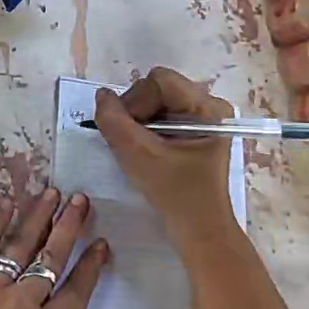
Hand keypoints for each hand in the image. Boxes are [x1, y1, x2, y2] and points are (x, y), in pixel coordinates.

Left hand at [0, 190, 113, 308]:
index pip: (74, 294)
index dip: (91, 268)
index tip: (104, 243)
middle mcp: (17, 307)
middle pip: (48, 260)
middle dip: (68, 227)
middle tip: (82, 199)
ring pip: (16, 247)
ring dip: (35, 218)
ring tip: (51, 192)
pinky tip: (4, 205)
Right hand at [92, 68, 236, 245]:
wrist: (198, 227)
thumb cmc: (175, 192)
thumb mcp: (138, 155)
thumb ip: (114, 121)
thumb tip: (101, 96)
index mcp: (206, 108)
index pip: (158, 81)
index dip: (136, 101)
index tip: (132, 132)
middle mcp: (207, 105)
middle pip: (155, 87)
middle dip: (136, 112)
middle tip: (133, 142)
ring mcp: (200, 116)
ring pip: (152, 100)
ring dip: (136, 121)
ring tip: (139, 148)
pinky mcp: (191, 128)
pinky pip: (157, 113)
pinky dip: (143, 128)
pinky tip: (145, 149)